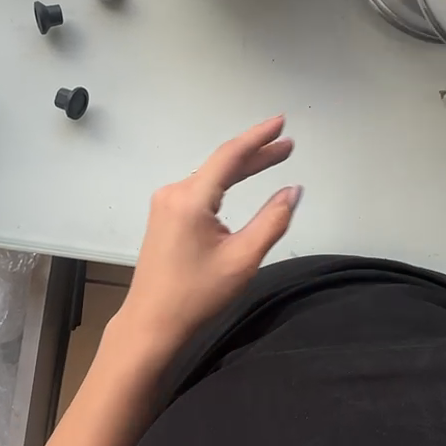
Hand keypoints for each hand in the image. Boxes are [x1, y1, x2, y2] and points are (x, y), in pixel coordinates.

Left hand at [115, 116, 300, 355]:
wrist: (151, 322)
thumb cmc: (196, 295)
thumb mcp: (243, 259)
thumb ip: (272, 220)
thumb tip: (293, 190)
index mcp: (190, 199)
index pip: (230, 155)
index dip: (258, 137)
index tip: (281, 123)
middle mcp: (174, 193)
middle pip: (221, 164)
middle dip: (256, 153)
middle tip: (288, 145)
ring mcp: (165, 203)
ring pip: (211, 176)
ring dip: (241, 167)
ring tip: (273, 158)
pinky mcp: (165, 216)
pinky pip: (201, 189)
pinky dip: (225, 183)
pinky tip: (242, 181)